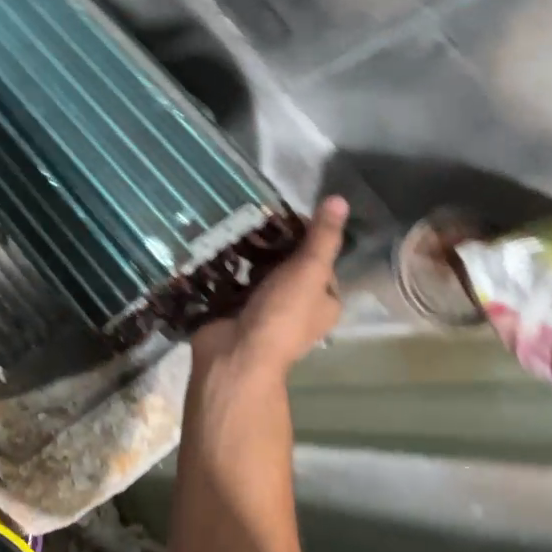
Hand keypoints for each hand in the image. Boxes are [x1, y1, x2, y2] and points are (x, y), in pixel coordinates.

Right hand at [192, 196, 349, 379]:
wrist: (235, 353)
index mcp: (323, 302)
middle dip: (271, 248)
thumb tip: (339, 198)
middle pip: (286, 269)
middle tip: (251, 223)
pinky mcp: (232, 314)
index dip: (306, 239)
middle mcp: (295, 308)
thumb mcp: (308, 271)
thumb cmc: (280, 315)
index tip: (283, 217)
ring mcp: (261, 313)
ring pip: (256, 278)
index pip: (319, 262)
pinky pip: (230, 287)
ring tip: (229, 232)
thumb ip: (322, 237)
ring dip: (244, 259)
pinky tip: (212, 254)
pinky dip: (222, 273)